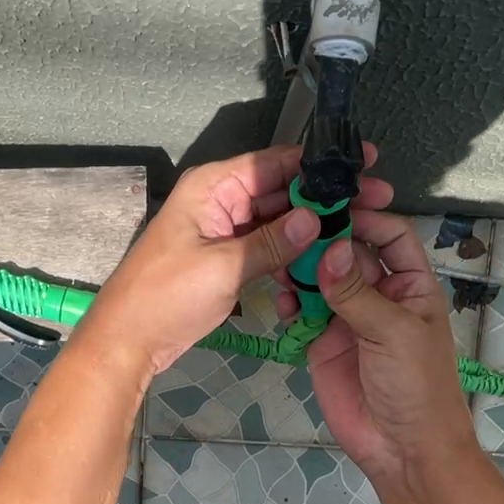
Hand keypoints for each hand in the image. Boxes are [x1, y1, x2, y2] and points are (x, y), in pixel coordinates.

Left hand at [75, 144, 390, 377]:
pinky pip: (266, 249)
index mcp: (215, 187)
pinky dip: (290, 255)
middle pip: (281, 191)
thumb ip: (272, 242)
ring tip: (357, 232)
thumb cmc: (167, 295)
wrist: (129, 340)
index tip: (364, 164)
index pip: (276, 162)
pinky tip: (322, 262)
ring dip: (310, 229)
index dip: (320, 163)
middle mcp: (221, 202)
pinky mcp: (227, 262)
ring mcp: (224, 233)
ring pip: (277, 222)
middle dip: (323, 198)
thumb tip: (316, 219)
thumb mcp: (224, 267)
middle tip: (374, 203)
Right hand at [299, 211, 477, 493]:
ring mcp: (348, 319)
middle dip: (324, 241)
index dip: (366, 218)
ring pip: (321, 281)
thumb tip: (331, 248)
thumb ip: (357, 292)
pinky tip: (281, 302)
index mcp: (410, 285)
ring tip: (280, 262)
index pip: (390, 236)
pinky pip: (303, 314)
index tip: (330, 204)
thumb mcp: (393, 332)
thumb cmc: (415, 384)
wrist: (401, 447)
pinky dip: (291, 304)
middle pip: (349, 253)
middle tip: (291, 227)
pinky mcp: (322, 344)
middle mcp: (378, 295)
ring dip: (302, 270)